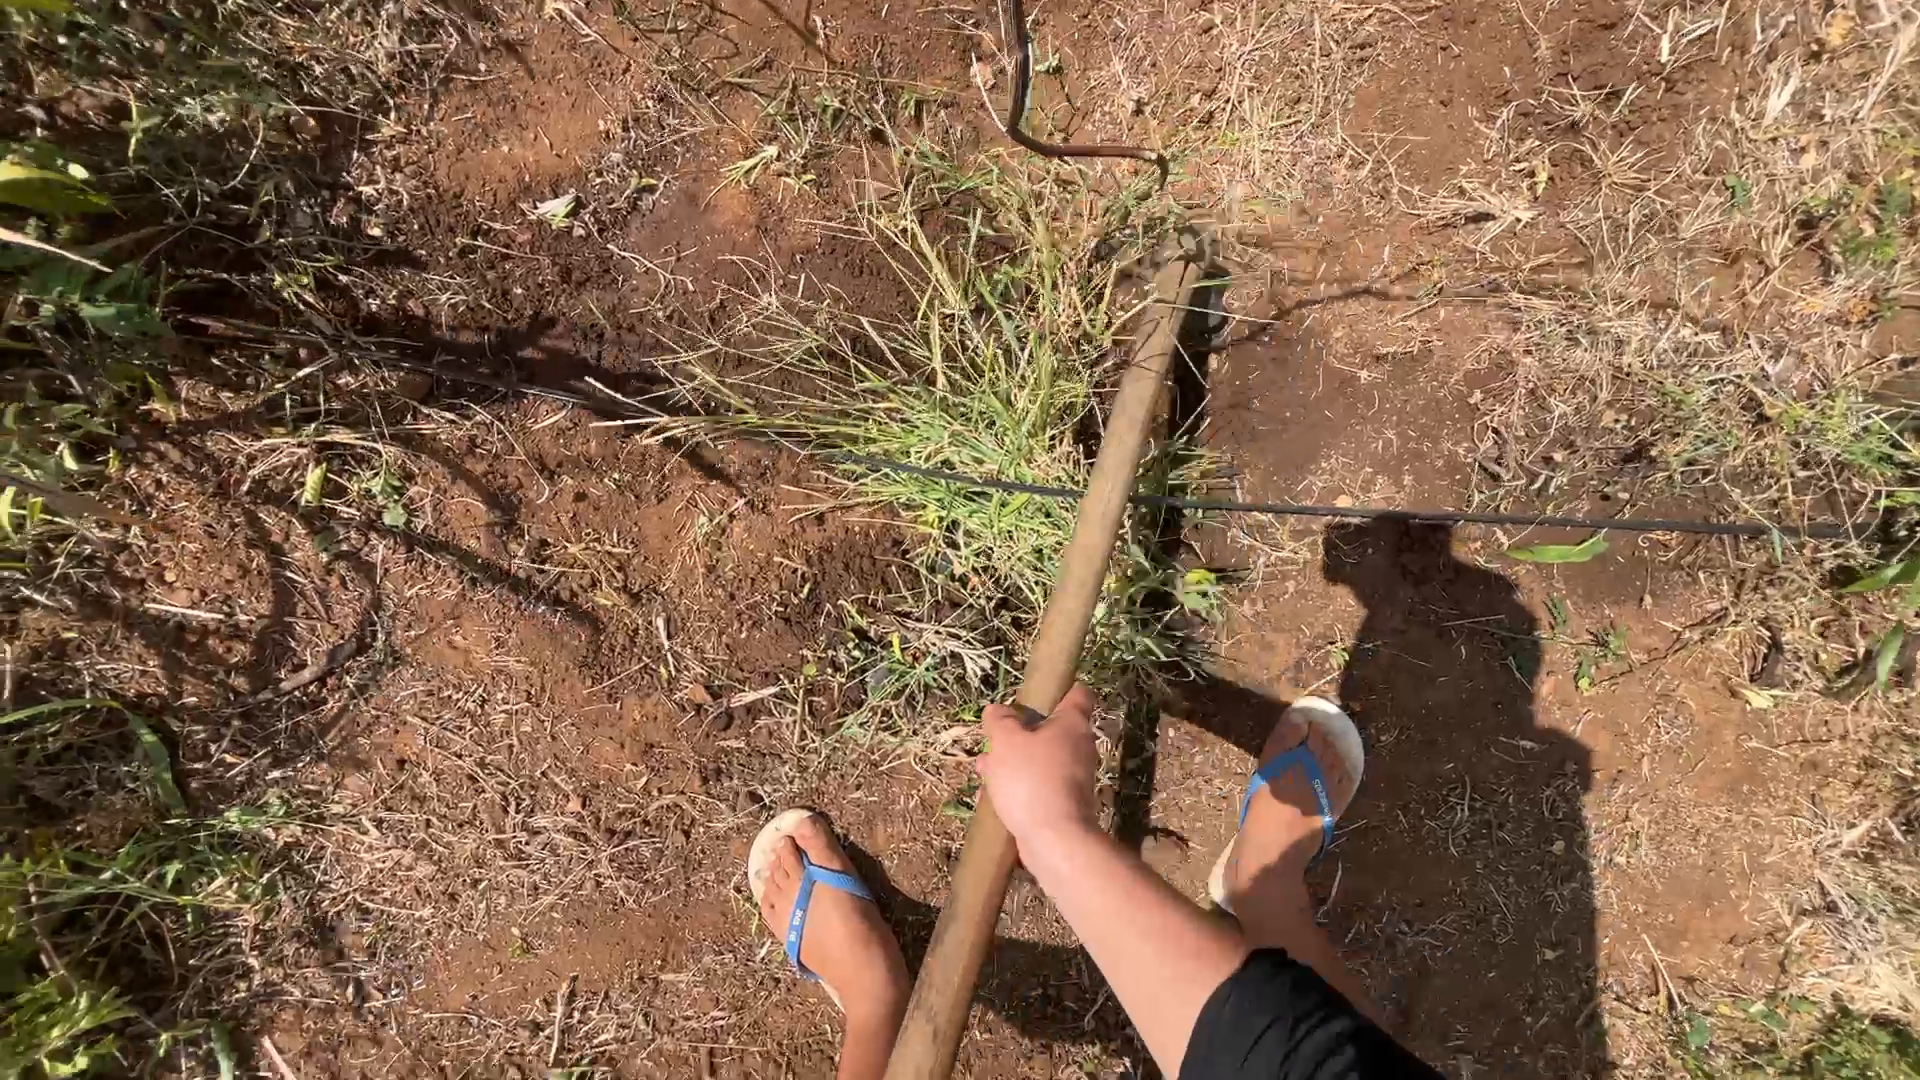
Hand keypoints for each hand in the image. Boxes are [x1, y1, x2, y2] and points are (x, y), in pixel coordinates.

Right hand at [975, 684, 1101, 855]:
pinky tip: (991, 796)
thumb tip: (998, 710)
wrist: (1054, 839)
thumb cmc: (1031, 779)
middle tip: (995, 738)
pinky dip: (1018, 786)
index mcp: (1072, 723)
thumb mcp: (1006, 741)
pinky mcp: (1064, 803)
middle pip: (1051, 728)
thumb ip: (1000, 721)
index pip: (1078, 693)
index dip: (1061, 689)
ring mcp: (1074, 777)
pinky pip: (1038, 785)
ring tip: (984, 768)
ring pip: (1040, 759)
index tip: (1036, 694)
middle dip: (1019, 732)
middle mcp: (1079, 747)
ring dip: (1013, 761)